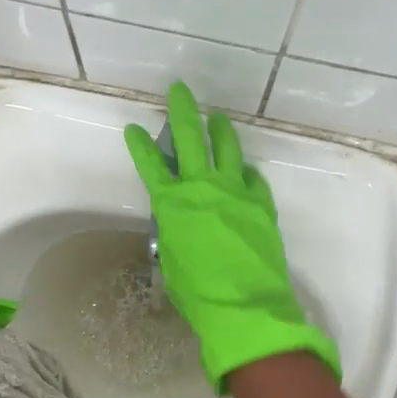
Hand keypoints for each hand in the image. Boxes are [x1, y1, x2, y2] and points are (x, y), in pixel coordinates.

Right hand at [123, 82, 338, 387]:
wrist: (243, 305)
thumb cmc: (197, 293)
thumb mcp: (171, 261)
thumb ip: (173, 234)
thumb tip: (181, 224)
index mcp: (172, 205)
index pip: (151, 166)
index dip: (141, 146)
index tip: (134, 130)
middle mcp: (202, 188)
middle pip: (190, 139)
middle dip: (182, 111)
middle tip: (180, 91)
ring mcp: (236, 192)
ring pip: (227, 149)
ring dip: (219, 131)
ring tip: (217, 119)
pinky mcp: (261, 204)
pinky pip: (252, 178)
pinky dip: (245, 171)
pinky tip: (243, 170)